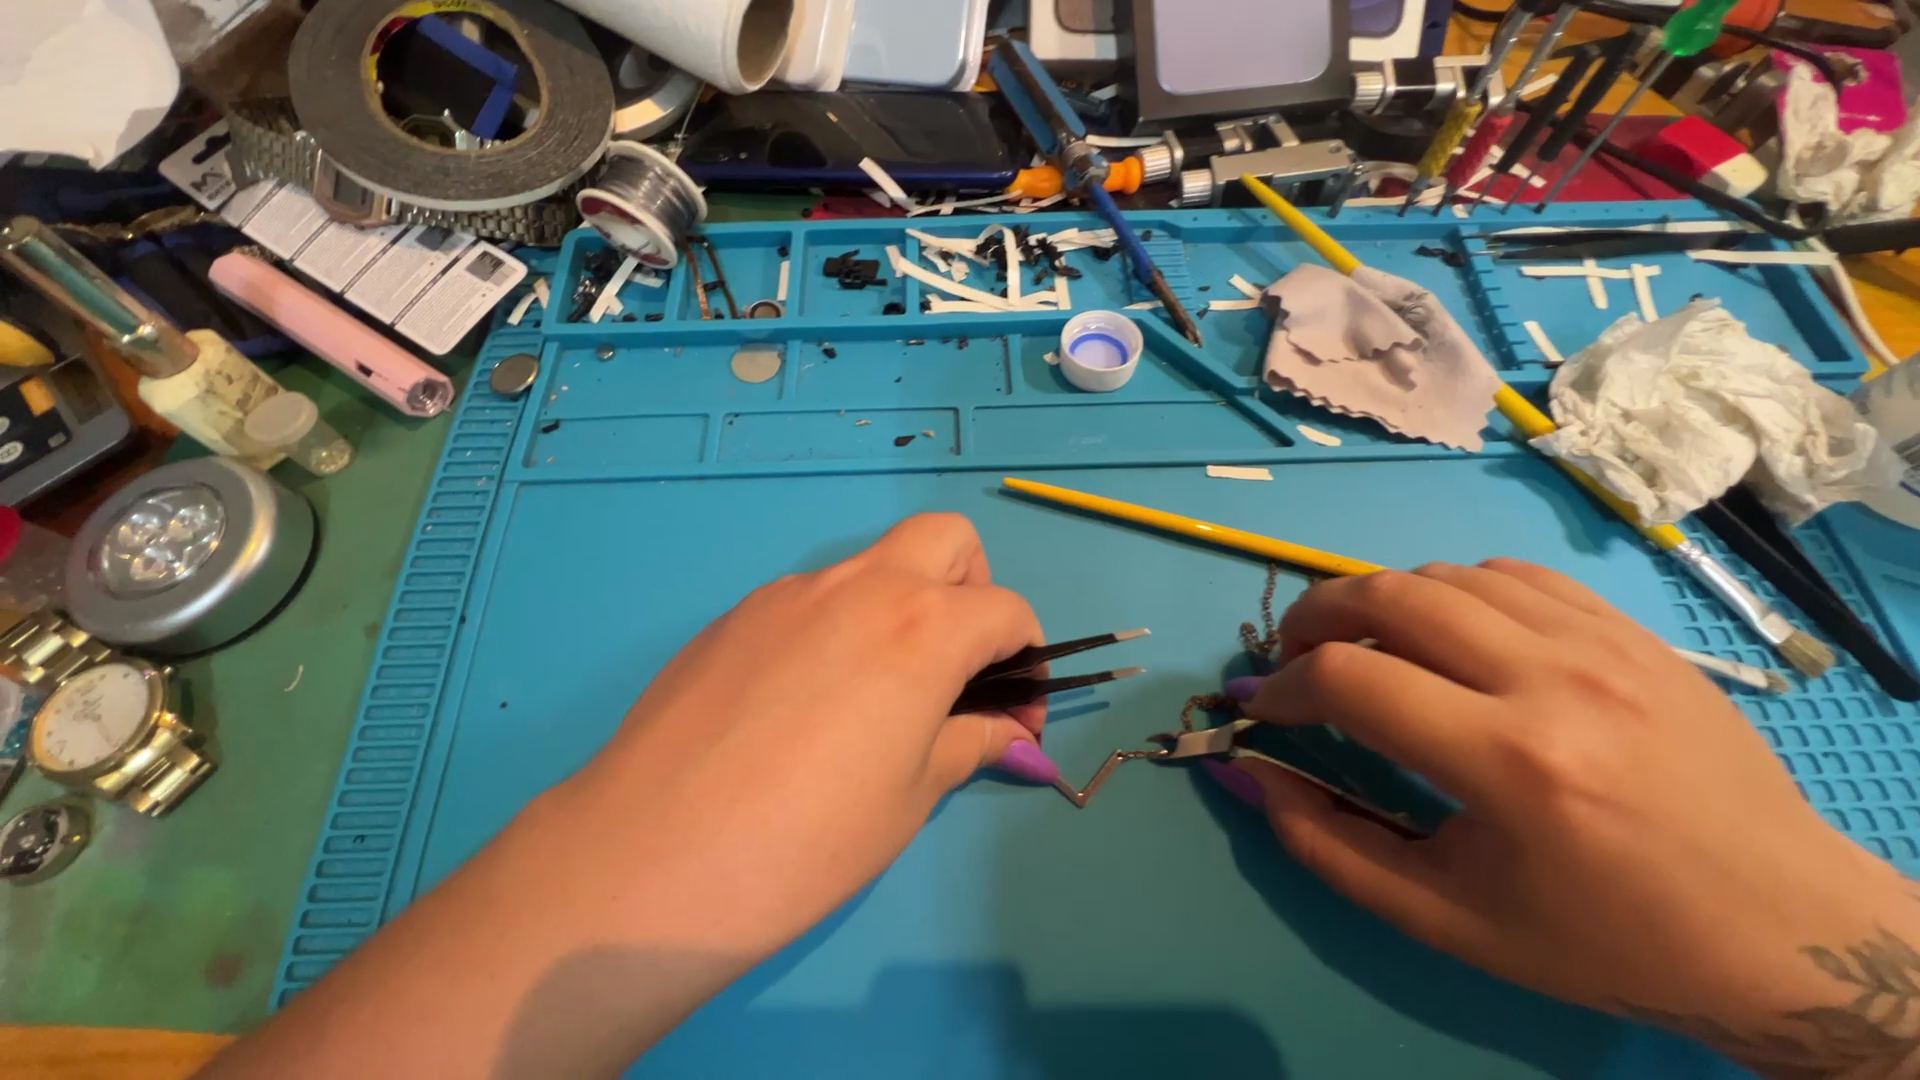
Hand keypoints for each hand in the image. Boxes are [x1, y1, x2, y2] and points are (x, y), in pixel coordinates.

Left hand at [204, 515, 1049, 1079]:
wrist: (650, 856)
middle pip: (946, 541)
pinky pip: (812, 600)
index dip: (1029, 662)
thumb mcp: (911, 796)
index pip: (1007, 611)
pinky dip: (839, 628)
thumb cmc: (808, 838)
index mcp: (922, 626)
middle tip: (957, 668)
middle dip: (974, 591)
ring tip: (874, 698)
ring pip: (874, 567)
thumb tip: (1010, 732)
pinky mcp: (737, 614)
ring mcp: (790, 592)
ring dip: (902, 609)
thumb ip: (970, 742)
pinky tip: (803, 704)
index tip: (1017, 720)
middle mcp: (861, 586)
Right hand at [1223, 560, 1919, 1073]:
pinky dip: (1448, 593)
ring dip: (1374, 602)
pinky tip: (1445, 637)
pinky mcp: (1630, 632)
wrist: (1790, 935)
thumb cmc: (1600, 939)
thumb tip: (1240, 772)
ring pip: (1441, 575)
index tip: (1263, 709)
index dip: (1282, 688)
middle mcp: (1554, 681)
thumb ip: (1323, 841)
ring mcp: (1602, 644)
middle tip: (1292, 658)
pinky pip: (1507, 576)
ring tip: (1361, 646)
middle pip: (1386, 596)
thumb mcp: (1442, 917)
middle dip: (1312, 618)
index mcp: (1510, 763)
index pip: (1349, 680)